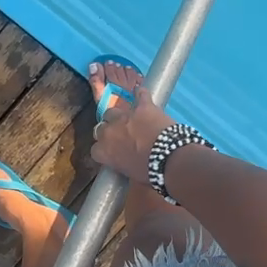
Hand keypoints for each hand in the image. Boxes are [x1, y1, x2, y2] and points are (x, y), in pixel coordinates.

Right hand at [89, 61, 173, 184]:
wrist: (171, 160)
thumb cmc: (151, 172)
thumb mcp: (129, 172)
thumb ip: (121, 162)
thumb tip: (124, 159)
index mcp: (104, 152)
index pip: (95, 149)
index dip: (104, 150)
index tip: (111, 153)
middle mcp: (109, 131)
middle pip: (101, 128)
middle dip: (109, 131)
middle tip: (121, 137)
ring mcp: (125, 116)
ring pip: (113, 111)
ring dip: (119, 116)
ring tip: (129, 120)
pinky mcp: (143, 107)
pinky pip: (140, 95)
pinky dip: (140, 94)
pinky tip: (140, 93)